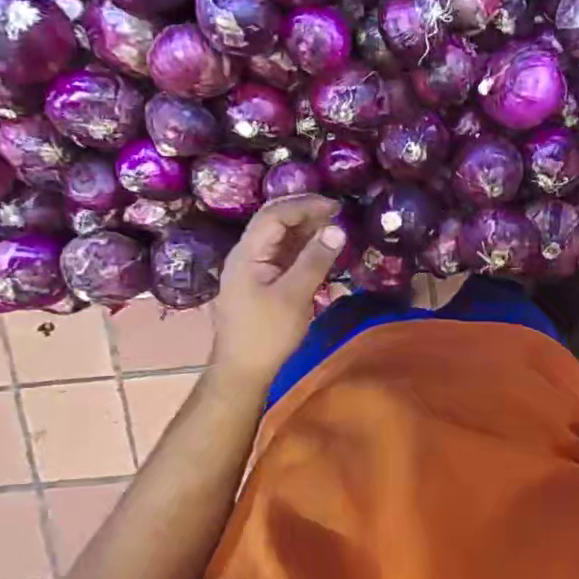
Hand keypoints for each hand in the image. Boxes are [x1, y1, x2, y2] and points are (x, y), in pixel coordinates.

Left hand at [208, 195, 347, 384]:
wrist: (242, 372)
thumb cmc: (266, 334)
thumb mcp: (294, 296)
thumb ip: (315, 260)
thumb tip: (337, 228)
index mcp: (247, 254)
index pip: (274, 215)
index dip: (304, 205)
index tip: (334, 208)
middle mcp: (246, 255)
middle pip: (274, 221)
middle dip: (305, 212)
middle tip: (336, 213)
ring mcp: (253, 269)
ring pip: (280, 237)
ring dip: (305, 229)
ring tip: (334, 228)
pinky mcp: (261, 282)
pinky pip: (283, 254)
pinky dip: (303, 247)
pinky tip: (321, 250)